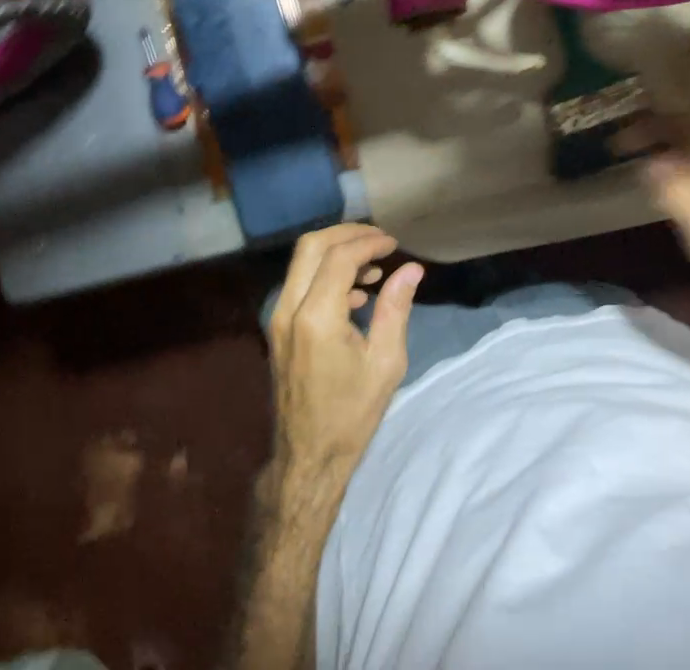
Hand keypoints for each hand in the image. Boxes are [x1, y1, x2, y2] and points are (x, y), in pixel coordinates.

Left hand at [266, 224, 424, 483]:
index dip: (368, 242)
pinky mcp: (278, 329)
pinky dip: (325, 275)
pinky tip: (356, 293)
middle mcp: (288, 309)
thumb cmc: (352, 413)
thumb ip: (395, 309)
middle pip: (311, 247)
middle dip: (347, 235)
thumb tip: (412, 270)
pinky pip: (299, 285)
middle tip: (380, 239)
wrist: (309, 455)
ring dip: (335, 253)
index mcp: (316, 317)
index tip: (394, 243)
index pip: (339, 257)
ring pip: (301, 263)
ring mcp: (278, 319)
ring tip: (375, 265)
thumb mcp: (385, 362)